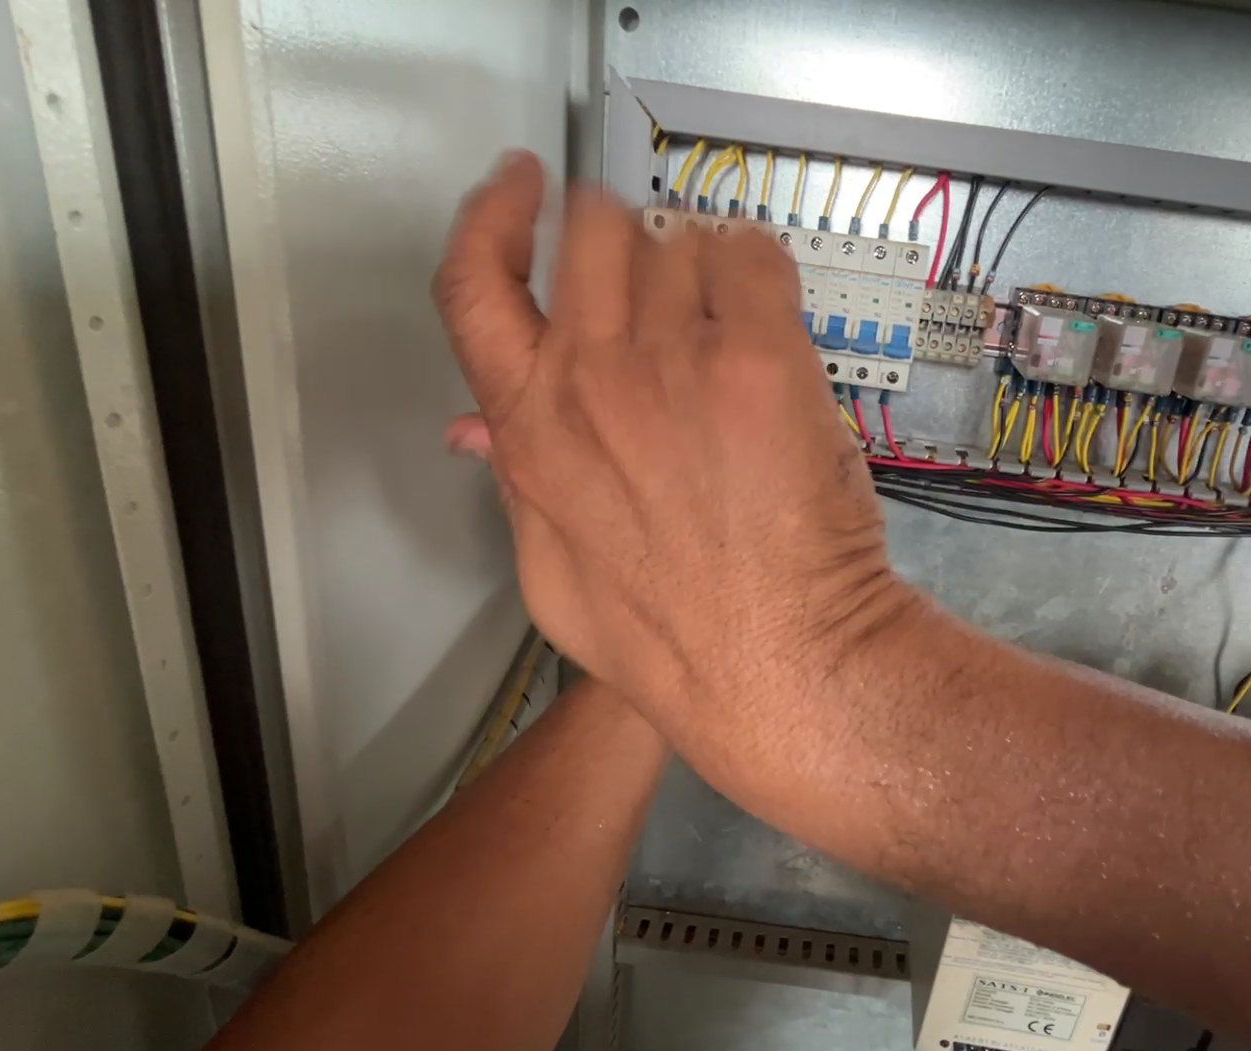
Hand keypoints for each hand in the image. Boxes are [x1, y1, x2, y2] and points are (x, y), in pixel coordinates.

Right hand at [436, 152, 917, 746]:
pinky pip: (750, 256)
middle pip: (595, 234)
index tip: (520, 184)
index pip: (474, 284)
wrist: (776, 665)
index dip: (493, 217)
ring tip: (732, 327)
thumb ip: (517, 487)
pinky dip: (757, 267)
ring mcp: (673, 364)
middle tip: (668, 271)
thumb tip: (477, 430)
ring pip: (678, 244)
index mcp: (533, 427)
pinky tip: (768, 310)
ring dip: (702, 268)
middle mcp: (591, 379)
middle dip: (628, 238)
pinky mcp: (757, 362)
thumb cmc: (673, 636)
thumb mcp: (557, 575)